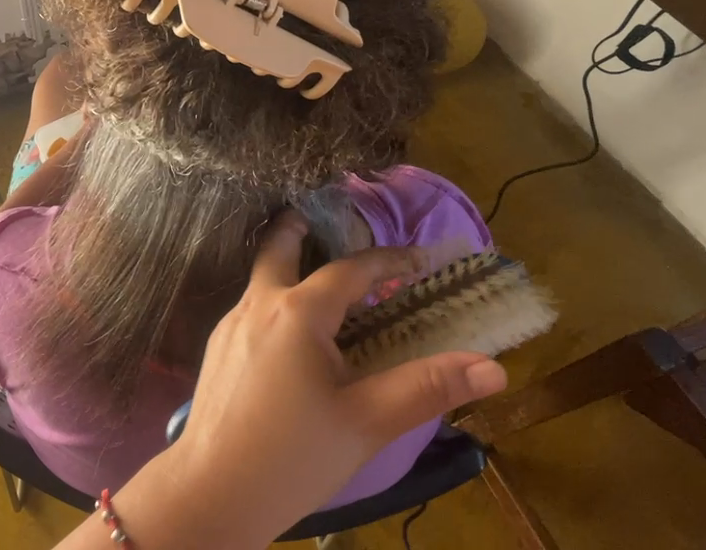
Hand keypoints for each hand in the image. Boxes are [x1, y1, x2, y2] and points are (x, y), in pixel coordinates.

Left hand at [57, 211, 508, 548]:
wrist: (213, 489)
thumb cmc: (294, 454)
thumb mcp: (368, 423)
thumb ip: (427, 388)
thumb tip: (492, 367)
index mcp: (297, 313)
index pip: (350, 271)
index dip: (387, 261)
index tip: (419, 258)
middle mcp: (258, 305)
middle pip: (277, 249)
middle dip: (298, 229)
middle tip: (317, 216)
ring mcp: (230, 326)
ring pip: (260, 280)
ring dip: (287, 267)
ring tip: (318, 283)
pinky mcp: (217, 350)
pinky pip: (251, 309)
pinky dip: (275, 301)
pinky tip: (291, 336)